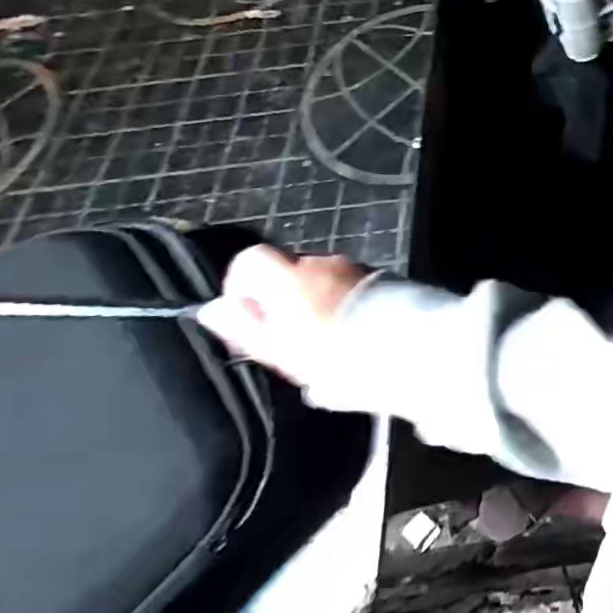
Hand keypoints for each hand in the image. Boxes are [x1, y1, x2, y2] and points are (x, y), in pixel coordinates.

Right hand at [196, 244, 369, 389]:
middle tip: (290, 333)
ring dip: (318, 298)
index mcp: (288, 274)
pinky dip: (345, 300)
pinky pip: (352, 284)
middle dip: (284, 296)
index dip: (243, 285)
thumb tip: (213, 309)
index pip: (251, 259)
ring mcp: (355, 266)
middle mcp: (322, 261)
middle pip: (290, 270)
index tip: (248, 314)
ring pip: (324, 277)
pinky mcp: (383, 277)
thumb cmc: (330, 352)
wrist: (399, 344)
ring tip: (327, 335)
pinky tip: (353, 328)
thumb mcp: (276, 348)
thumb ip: (242, 325)